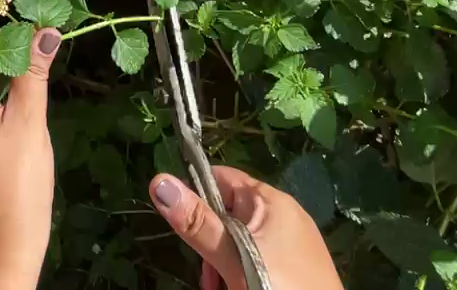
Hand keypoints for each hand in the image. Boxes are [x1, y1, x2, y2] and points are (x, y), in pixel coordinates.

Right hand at [149, 166, 344, 289]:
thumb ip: (197, 222)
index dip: (197, 198)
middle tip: (209, 279)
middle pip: (228, 216)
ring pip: (240, 244)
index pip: (220, 178)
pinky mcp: (299, 274)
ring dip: (224, 267)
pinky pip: (259, 262)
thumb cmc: (278, 289)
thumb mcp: (233, 258)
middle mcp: (285, 217)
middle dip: (211, 246)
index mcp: (272, 201)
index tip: (186, 230)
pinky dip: (244, 277)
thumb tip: (157, 180)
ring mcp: (294, 248)